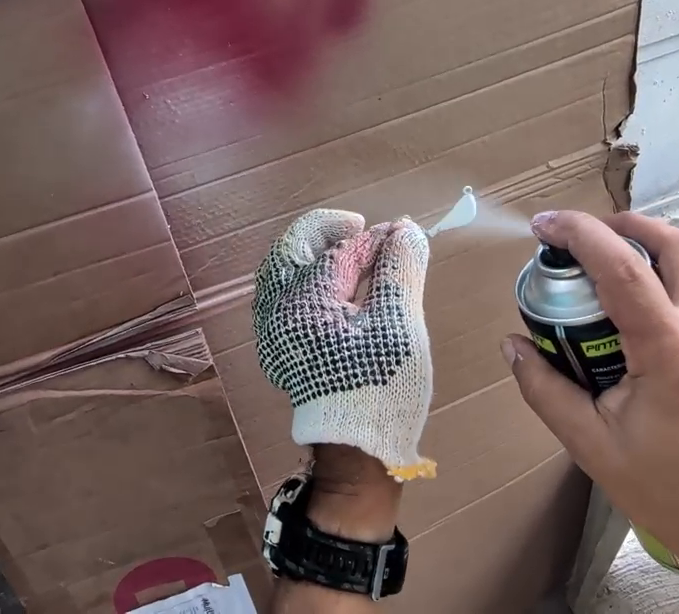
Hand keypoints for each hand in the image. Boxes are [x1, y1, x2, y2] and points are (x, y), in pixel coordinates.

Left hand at [254, 210, 434, 479]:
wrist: (355, 451)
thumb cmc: (379, 388)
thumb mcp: (399, 326)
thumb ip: (400, 271)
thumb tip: (405, 229)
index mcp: (305, 300)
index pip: (341, 250)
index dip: (375, 239)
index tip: (404, 234)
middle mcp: (277, 308)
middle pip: (292, 248)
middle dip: (326, 231)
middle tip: (359, 228)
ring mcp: (272, 327)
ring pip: (284, 269)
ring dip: (314, 251)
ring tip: (350, 250)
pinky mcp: (279, 343)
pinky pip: (284, 292)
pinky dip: (307, 275)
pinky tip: (336, 283)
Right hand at [505, 211, 678, 613]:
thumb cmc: (678, 500)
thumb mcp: (594, 448)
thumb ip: (546, 389)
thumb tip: (513, 347)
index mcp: (673, 352)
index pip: (621, 266)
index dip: (578, 232)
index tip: (544, 224)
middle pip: (676, 245)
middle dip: (627, 224)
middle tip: (587, 232)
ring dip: (652, 265)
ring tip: (610, 292)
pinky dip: (674, 304)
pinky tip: (649, 344)